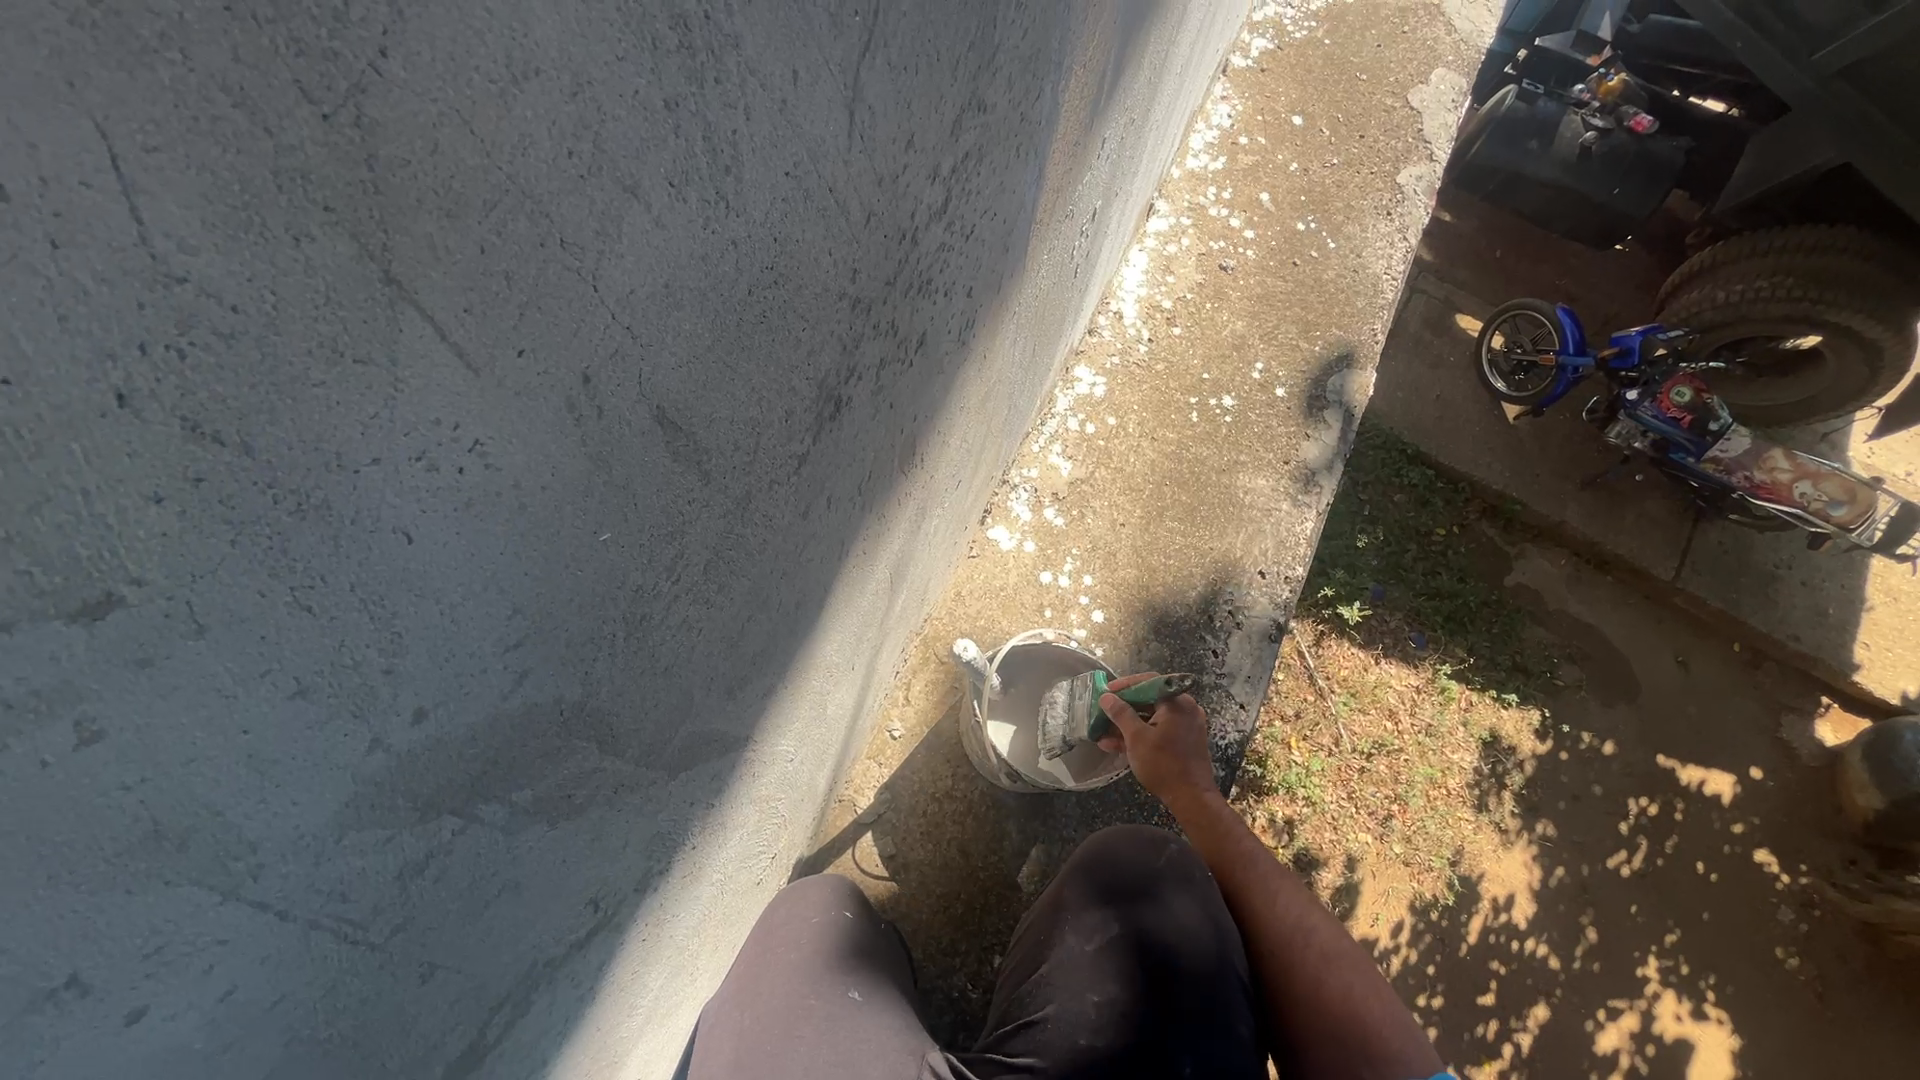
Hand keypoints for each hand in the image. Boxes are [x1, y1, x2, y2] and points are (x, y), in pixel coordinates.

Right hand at [1095, 672, 1218, 811]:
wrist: (1191, 798)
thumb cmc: (1163, 764)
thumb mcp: (1136, 738)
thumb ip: (1120, 714)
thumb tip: (1106, 697)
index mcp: (1177, 702)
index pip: (1149, 682)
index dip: (1125, 686)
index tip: (1106, 692)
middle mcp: (1185, 709)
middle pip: (1149, 700)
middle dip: (1123, 709)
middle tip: (1103, 712)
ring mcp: (1185, 726)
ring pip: (1151, 718)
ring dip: (1127, 725)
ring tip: (1101, 732)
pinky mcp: (1182, 741)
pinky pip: (1158, 731)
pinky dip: (1139, 736)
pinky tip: (1114, 745)